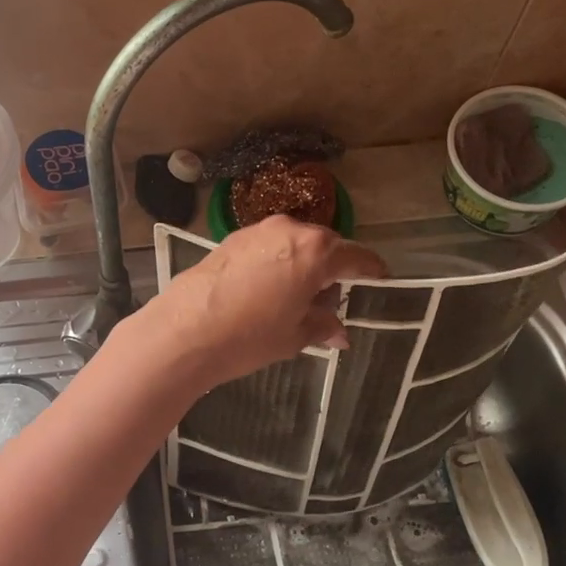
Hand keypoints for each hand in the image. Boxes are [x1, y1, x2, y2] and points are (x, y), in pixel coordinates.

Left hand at [131, 215, 386, 388]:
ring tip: (297, 301)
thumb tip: (340, 332)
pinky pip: (268, 248)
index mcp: (316, 250)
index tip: (380, 282)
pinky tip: (268, 292)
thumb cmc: (250, 336)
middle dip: (332, 271)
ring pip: (294, 245)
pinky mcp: (231, 240)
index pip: (356, 257)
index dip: (372, 272)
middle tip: (332, 303)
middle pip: (324, 246)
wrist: (184, 332)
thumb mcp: (294, 336)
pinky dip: (277, 265)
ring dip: (302, 267)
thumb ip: (322, 326)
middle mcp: (290, 229)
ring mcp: (257, 231)